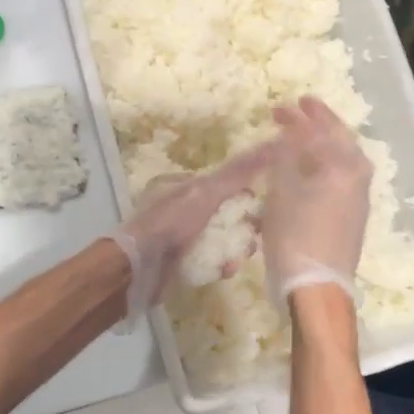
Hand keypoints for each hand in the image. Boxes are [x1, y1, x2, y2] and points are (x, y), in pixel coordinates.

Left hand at [109, 142, 276, 312]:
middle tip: (256, 233)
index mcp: (176, 185)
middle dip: (240, 223)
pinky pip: (206, 261)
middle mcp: (174, 209)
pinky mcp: (177, 263)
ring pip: (215, 239)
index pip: (216, 182)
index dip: (240, 191)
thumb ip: (239, 171)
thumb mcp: (207, 191)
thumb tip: (275, 143)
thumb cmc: (171, 222)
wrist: (138, 267)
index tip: (259, 203)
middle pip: (219, 213)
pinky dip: (219, 264)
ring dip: (233, 246)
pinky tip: (226, 270)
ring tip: (243, 255)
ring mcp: (175, 238)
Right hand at [260, 97, 372, 302]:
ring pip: (342, 160)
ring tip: (302, 137)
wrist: (316, 286)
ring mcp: (357, 200)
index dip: (299, 116)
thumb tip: (289, 134)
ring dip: (322, 144)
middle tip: (298, 110)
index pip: (321, 129)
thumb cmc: (295, 235)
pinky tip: (308, 170)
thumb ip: (287, 157)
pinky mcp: (351, 218)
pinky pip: (339, 178)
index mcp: (343, 167)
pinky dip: (324, 165)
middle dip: (318, 124)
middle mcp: (357, 179)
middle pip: (340, 141)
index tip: (279, 106)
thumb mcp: (282, 191)